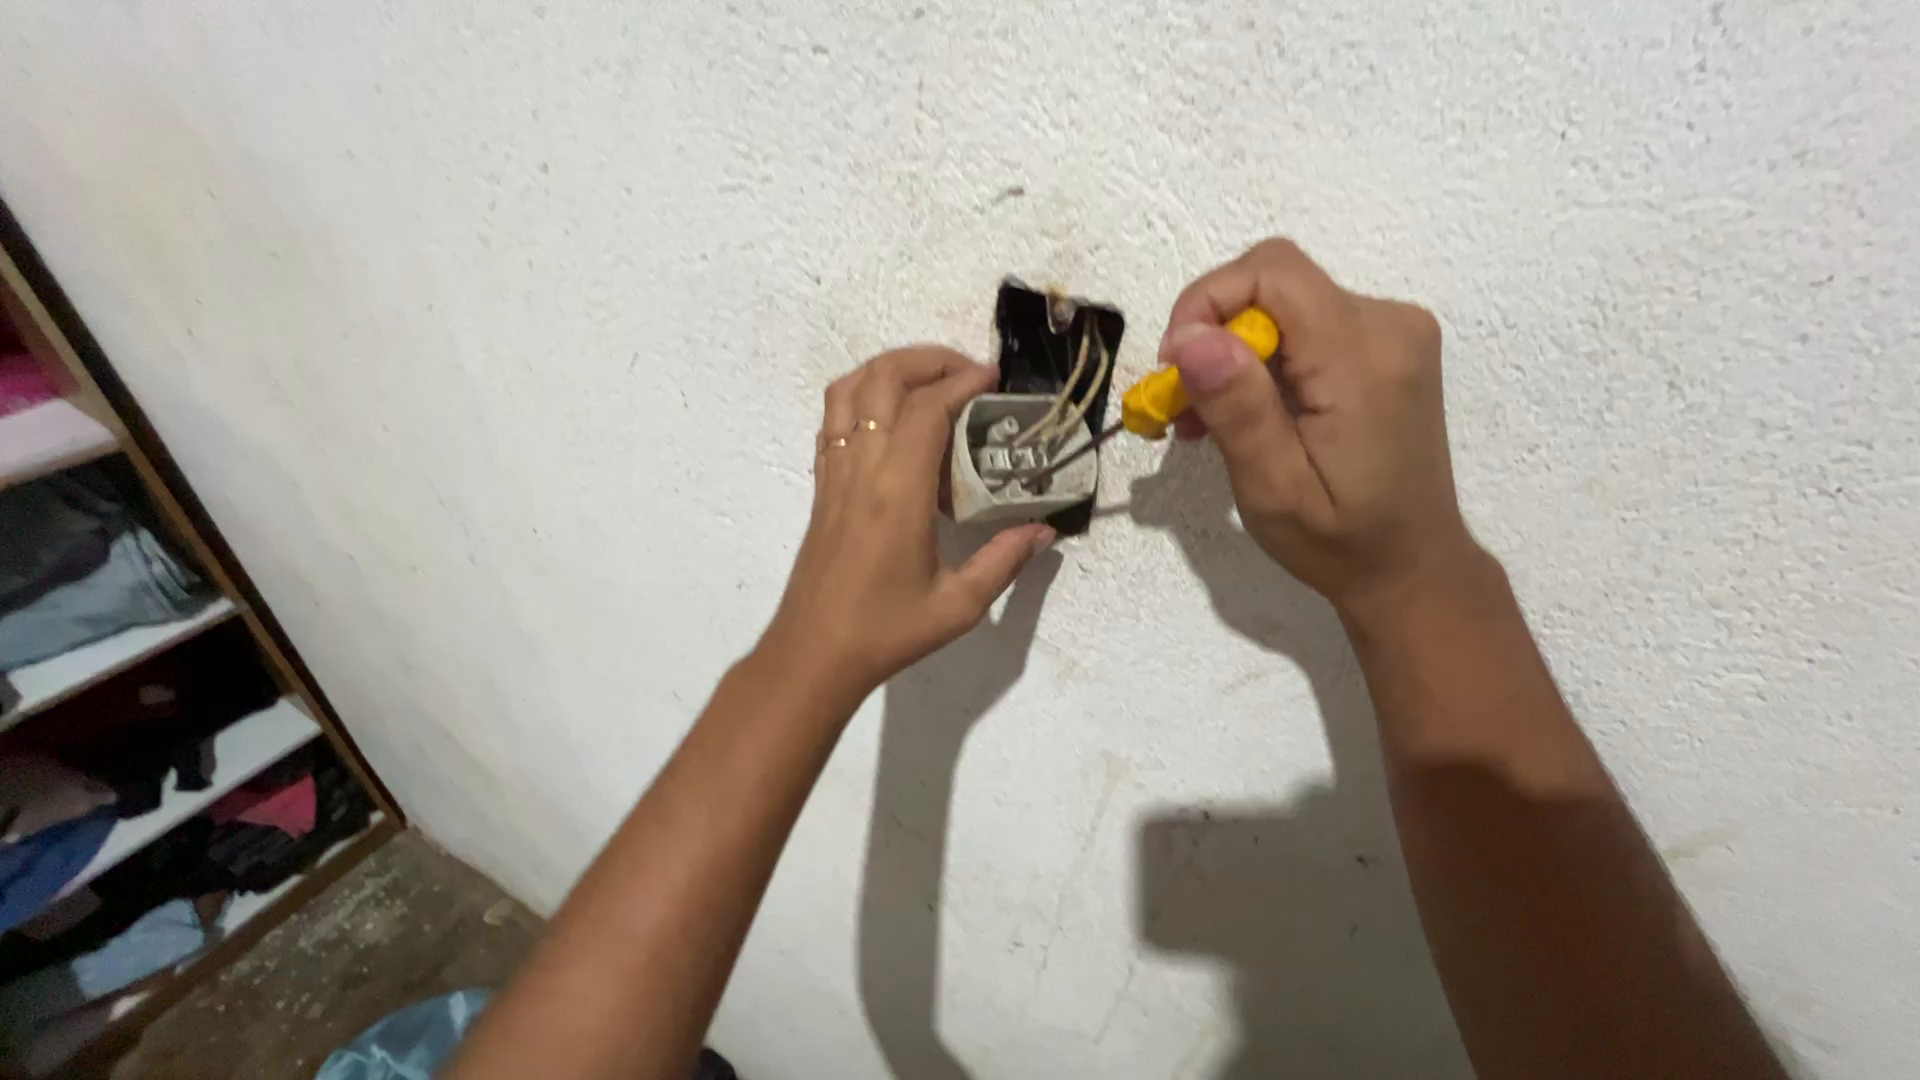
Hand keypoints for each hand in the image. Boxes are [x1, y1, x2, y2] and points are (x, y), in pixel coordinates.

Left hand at [760, 347, 1055, 696]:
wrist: (814, 653)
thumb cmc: (887, 630)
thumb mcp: (959, 604)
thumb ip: (1004, 560)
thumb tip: (1044, 530)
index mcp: (897, 491)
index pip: (926, 408)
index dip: (962, 381)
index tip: (993, 379)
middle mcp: (860, 468)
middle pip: (882, 378)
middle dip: (927, 360)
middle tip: (967, 375)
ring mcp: (834, 473)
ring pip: (849, 389)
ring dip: (889, 370)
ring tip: (930, 384)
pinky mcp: (821, 486)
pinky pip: (833, 420)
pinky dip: (862, 398)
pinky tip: (892, 422)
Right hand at [1159, 238, 1482, 615]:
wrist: (1410, 564)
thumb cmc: (1340, 540)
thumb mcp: (1274, 488)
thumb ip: (1238, 407)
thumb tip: (1190, 335)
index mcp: (1363, 356)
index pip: (1272, 272)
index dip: (1206, 301)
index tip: (1174, 366)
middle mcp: (1387, 324)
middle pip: (1274, 283)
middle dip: (1212, 333)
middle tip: (1182, 404)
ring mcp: (1391, 332)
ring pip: (1283, 305)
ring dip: (1231, 354)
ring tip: (1205, 421)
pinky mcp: (1383, 347)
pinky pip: (1304, 327)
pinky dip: (1260, 361)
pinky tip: (1245, 411)